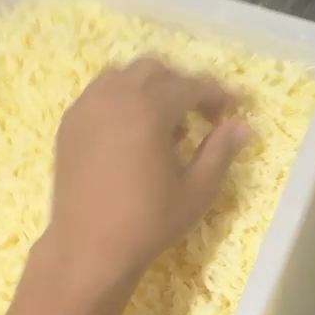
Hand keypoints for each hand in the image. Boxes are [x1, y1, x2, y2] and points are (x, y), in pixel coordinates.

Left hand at [39, 56, 250, 300]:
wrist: (92, 244)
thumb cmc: (151, 220)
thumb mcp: (198, 189)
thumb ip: (221, 151)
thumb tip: (243, 125)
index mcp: (147, 109)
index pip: (188, 86)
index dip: (216, 93)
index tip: (236, 106)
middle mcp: (113, 96)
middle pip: (155, 70)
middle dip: (184, 85)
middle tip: (205, 115)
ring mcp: (86, 106)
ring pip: (124, 76)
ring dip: (153, 89)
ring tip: (170, 124)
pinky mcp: (71, 123)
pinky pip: (102, 94)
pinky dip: (126, 100)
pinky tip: (138, 133)